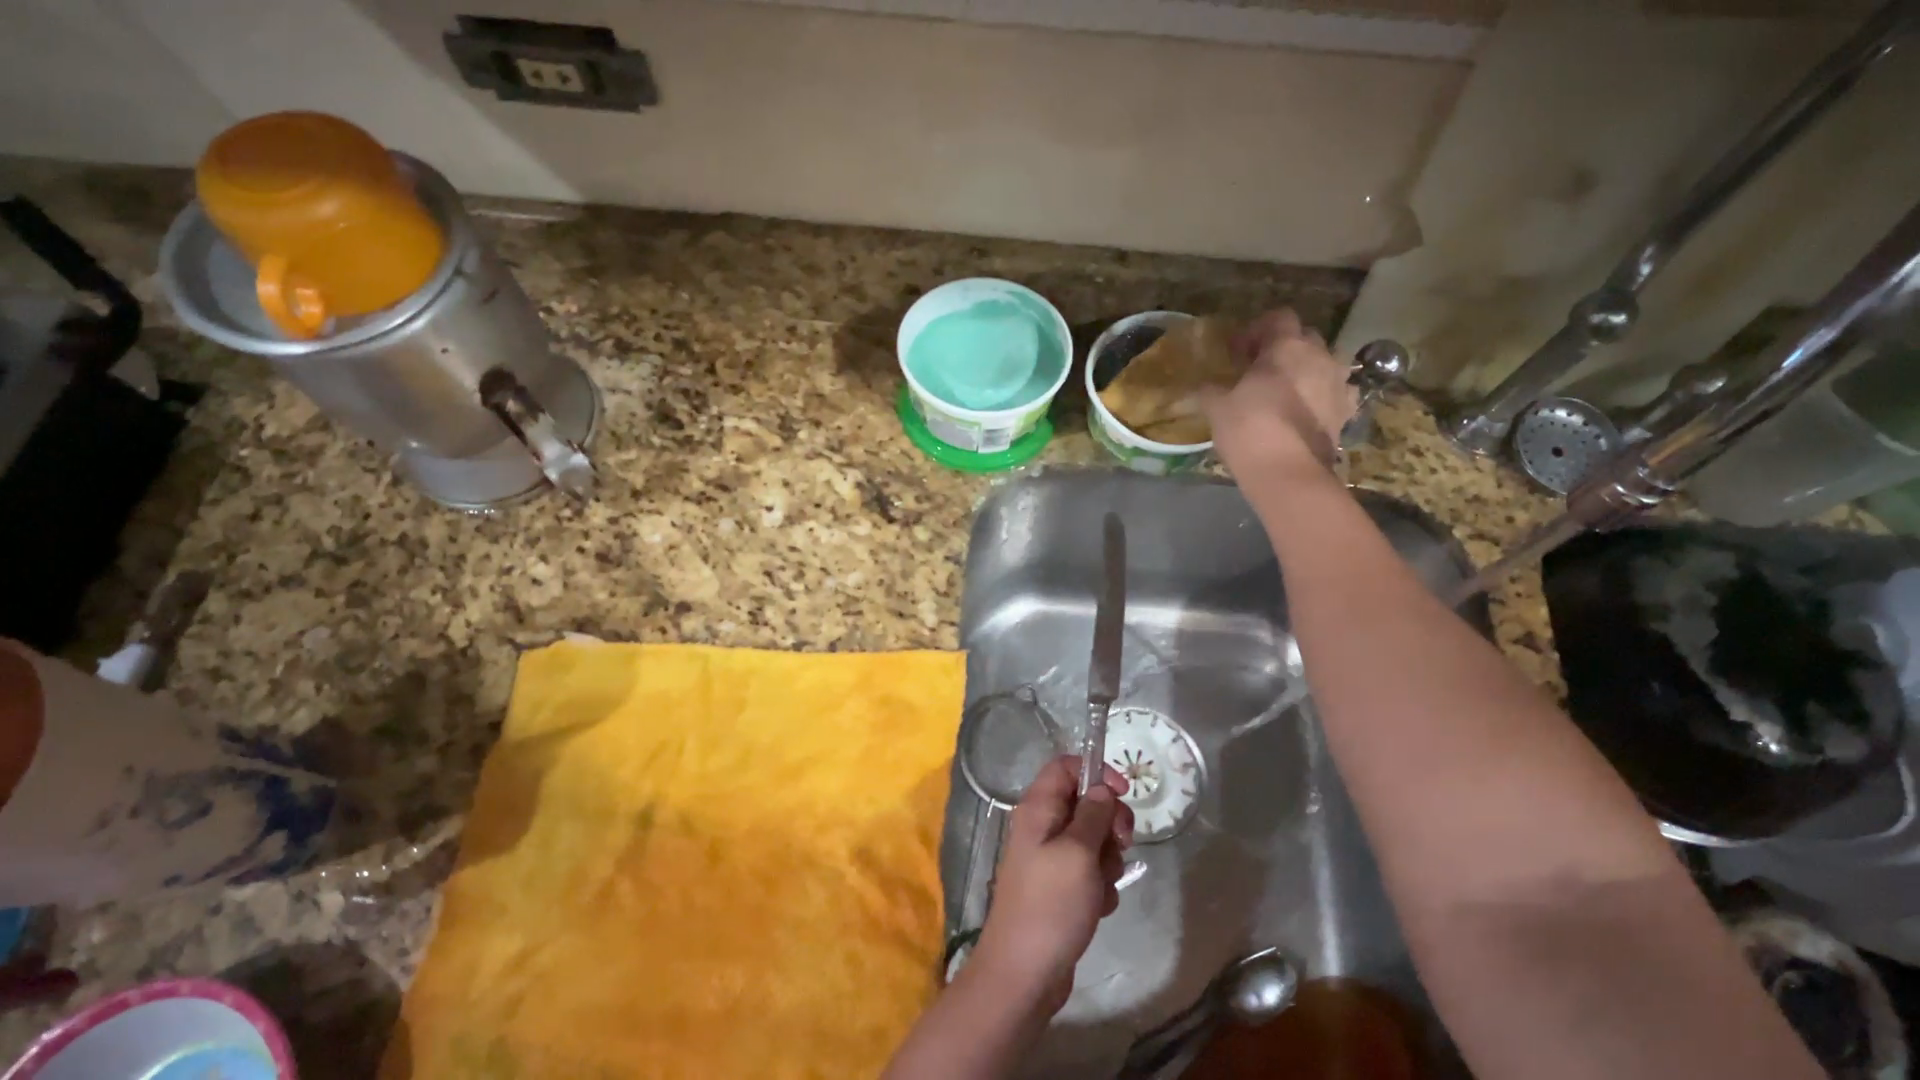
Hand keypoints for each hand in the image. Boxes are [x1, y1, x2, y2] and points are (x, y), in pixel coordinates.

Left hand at [970, 757, 1134, 1016]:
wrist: (1024, 972)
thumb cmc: (1051, 904)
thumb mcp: (1078, 852)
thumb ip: (1094, 814)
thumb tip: (1102, 788)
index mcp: (1038, 809)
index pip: (1066, 766)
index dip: (1096, 773)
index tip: (1122, 794)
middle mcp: (1041, 828)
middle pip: (1086, 804)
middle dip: (1109, 824)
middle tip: (1118, 845)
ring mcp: (1050, 860)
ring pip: (1093, 842)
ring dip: (1107, 861)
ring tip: (1100, 887)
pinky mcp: (1060, 890)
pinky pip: (1090, 874)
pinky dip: (1100, 887)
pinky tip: (1097, 908)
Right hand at [1203, 308, 1357, 481]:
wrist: (1290, 474)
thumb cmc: (1250, 430)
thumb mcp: (1217, 407)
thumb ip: (1210, 389)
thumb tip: (1205, 385)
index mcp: (1286, 347)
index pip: (1279, 317)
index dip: (1257, 329)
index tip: (1239, 352)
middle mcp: (1319, 356)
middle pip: (1304, 337)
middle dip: (1283, 348)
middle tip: (1259, 369)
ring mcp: (1338, 383)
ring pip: (1323, 363)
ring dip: (1305, 370)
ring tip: (1284, 391)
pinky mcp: (1347, 410)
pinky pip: (1336, 391)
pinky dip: (1323, 394)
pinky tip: (1307, 410)